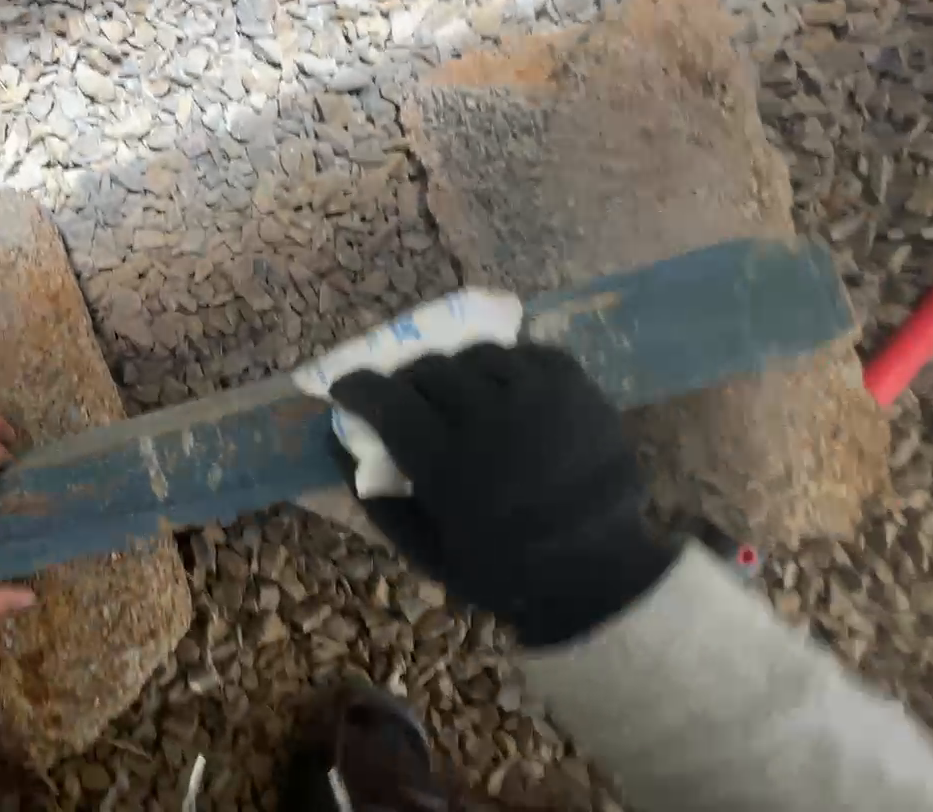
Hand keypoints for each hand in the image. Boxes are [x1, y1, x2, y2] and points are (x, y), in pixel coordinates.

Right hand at [325, 344, 676, 645]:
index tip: (345, 389)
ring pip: (475, 354)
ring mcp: (541, 402)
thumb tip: (334, 437)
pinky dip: (507, 366)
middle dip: (406, 381)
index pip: (385, 399)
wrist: (598, 579)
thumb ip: (369, 491)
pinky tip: (504, 390)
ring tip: (459, 394)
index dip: (356, 387)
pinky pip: (527, 353)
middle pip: (427, 369)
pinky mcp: (579, 393)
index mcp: (448, 465)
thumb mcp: (418, 545)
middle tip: (406, 399)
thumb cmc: (497, 568)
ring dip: (456, 371)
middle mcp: (491, 422)